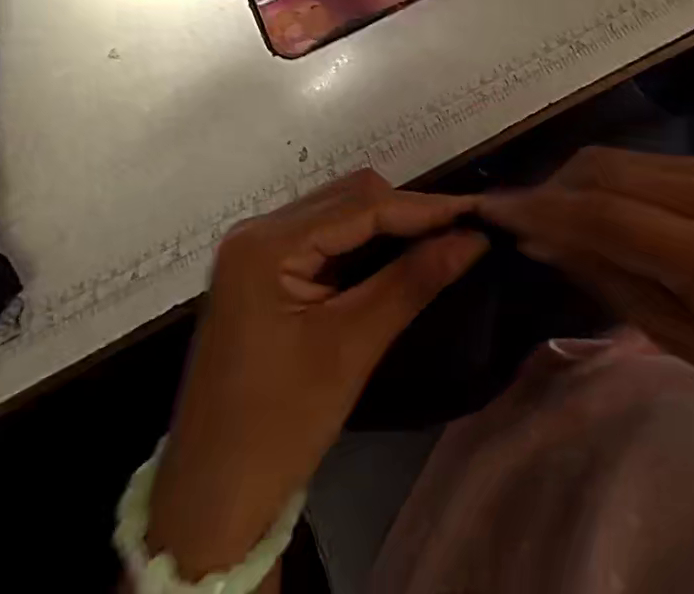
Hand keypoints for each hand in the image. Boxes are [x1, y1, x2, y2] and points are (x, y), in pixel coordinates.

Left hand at [147, 171, 485, 578]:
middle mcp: (257, 233)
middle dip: (410, 210)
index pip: (362, 206)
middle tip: (465, 228)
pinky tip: (403, 254)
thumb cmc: (279, 423)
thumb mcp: (352, 346)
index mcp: (266, 245)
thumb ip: (414, 280)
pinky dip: (369, 241)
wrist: (214, 494)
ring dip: (392, 222)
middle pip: (349, 198)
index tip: (479, 212)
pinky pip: (328, 238)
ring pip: (341, 213)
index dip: (425, 208)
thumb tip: (474, 237)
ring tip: (444, 237)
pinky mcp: (266, 273)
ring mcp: (258, 252)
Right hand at [479, 147, 693, 408]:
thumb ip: (607, 277)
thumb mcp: (674, 336)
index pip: (612, 217)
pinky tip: (582, 208)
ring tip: (541, 217)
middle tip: (510, 217)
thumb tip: (538, 240)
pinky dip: (599, 182)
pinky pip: (638, 164)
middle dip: (550, 191)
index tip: (492, 211)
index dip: (545, 211)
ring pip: (619, 161)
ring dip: (570, 183)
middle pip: (610, 175)